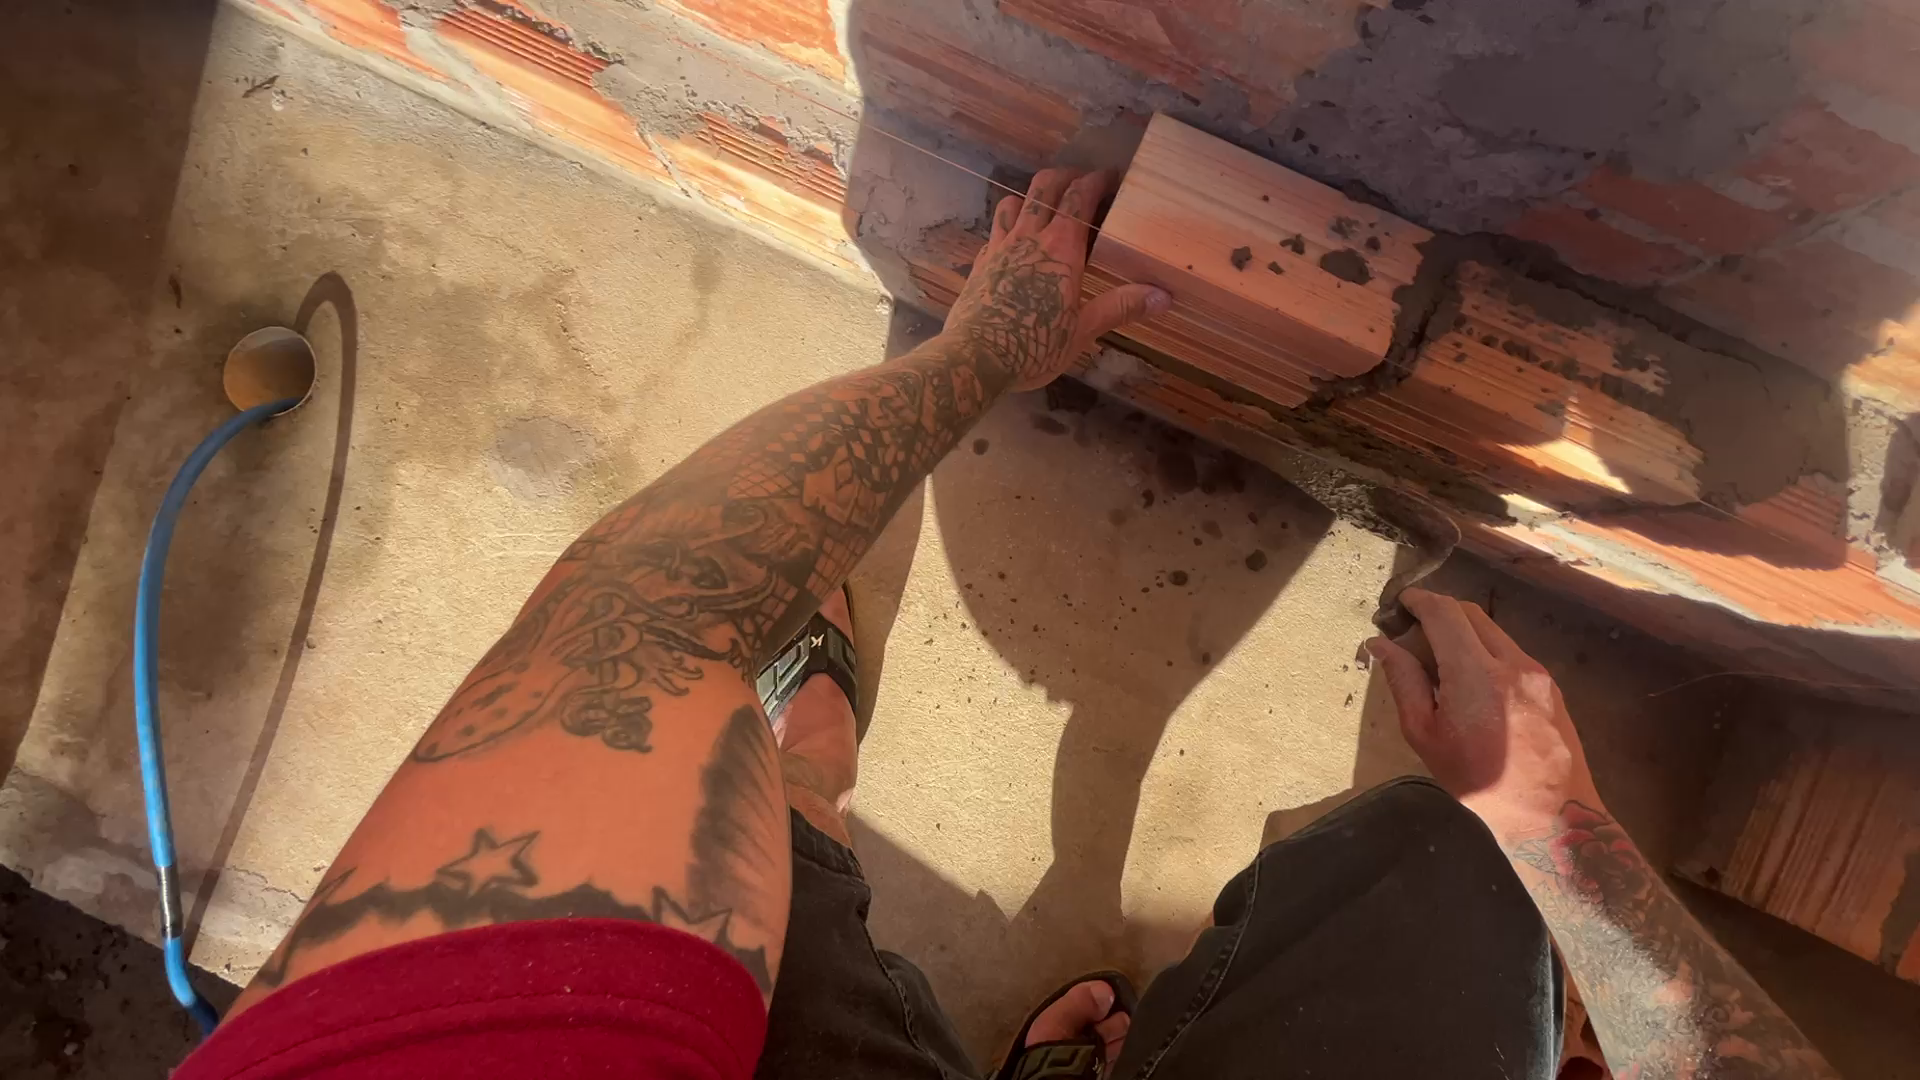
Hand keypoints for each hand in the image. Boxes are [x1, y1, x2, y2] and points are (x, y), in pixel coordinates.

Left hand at [946, 167, 1170, 391]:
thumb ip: (1121, 307)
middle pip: (1045, 186)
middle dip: (1066, 175)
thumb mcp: (1083, 332)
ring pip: (1013, 202)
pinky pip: (994, 232)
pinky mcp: (979, 265)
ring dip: (1031, 196)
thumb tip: (1165, 296)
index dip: (1097, 179)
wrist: (974, 359)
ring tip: (1043, 207)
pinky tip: (1012, 243)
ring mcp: (998, 248)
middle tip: (1080, 181)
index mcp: (1062, 248)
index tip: (1111, 176)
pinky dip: (1007, 226)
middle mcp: (1028, 238)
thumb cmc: (1034, 347)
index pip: (1081, 196)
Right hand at [1364, 588, 1602, 843]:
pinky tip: (1467, 680)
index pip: (1444, 612)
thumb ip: (1403, 681)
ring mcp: (1537, 673)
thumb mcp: (1423, 733)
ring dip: (1460, 630)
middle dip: (1436, 611)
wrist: (1551, 816)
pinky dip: (1481, 649)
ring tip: (1436, 659)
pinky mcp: (1550, 685)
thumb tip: (1381, 644)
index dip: (1417, 600)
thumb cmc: (1475, 779)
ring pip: (1491, 630)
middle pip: (1469, 612)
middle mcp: (1512, 663)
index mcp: (1475, 673)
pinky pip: (1508, 651)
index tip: (1396, 605)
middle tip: (1410, 632)